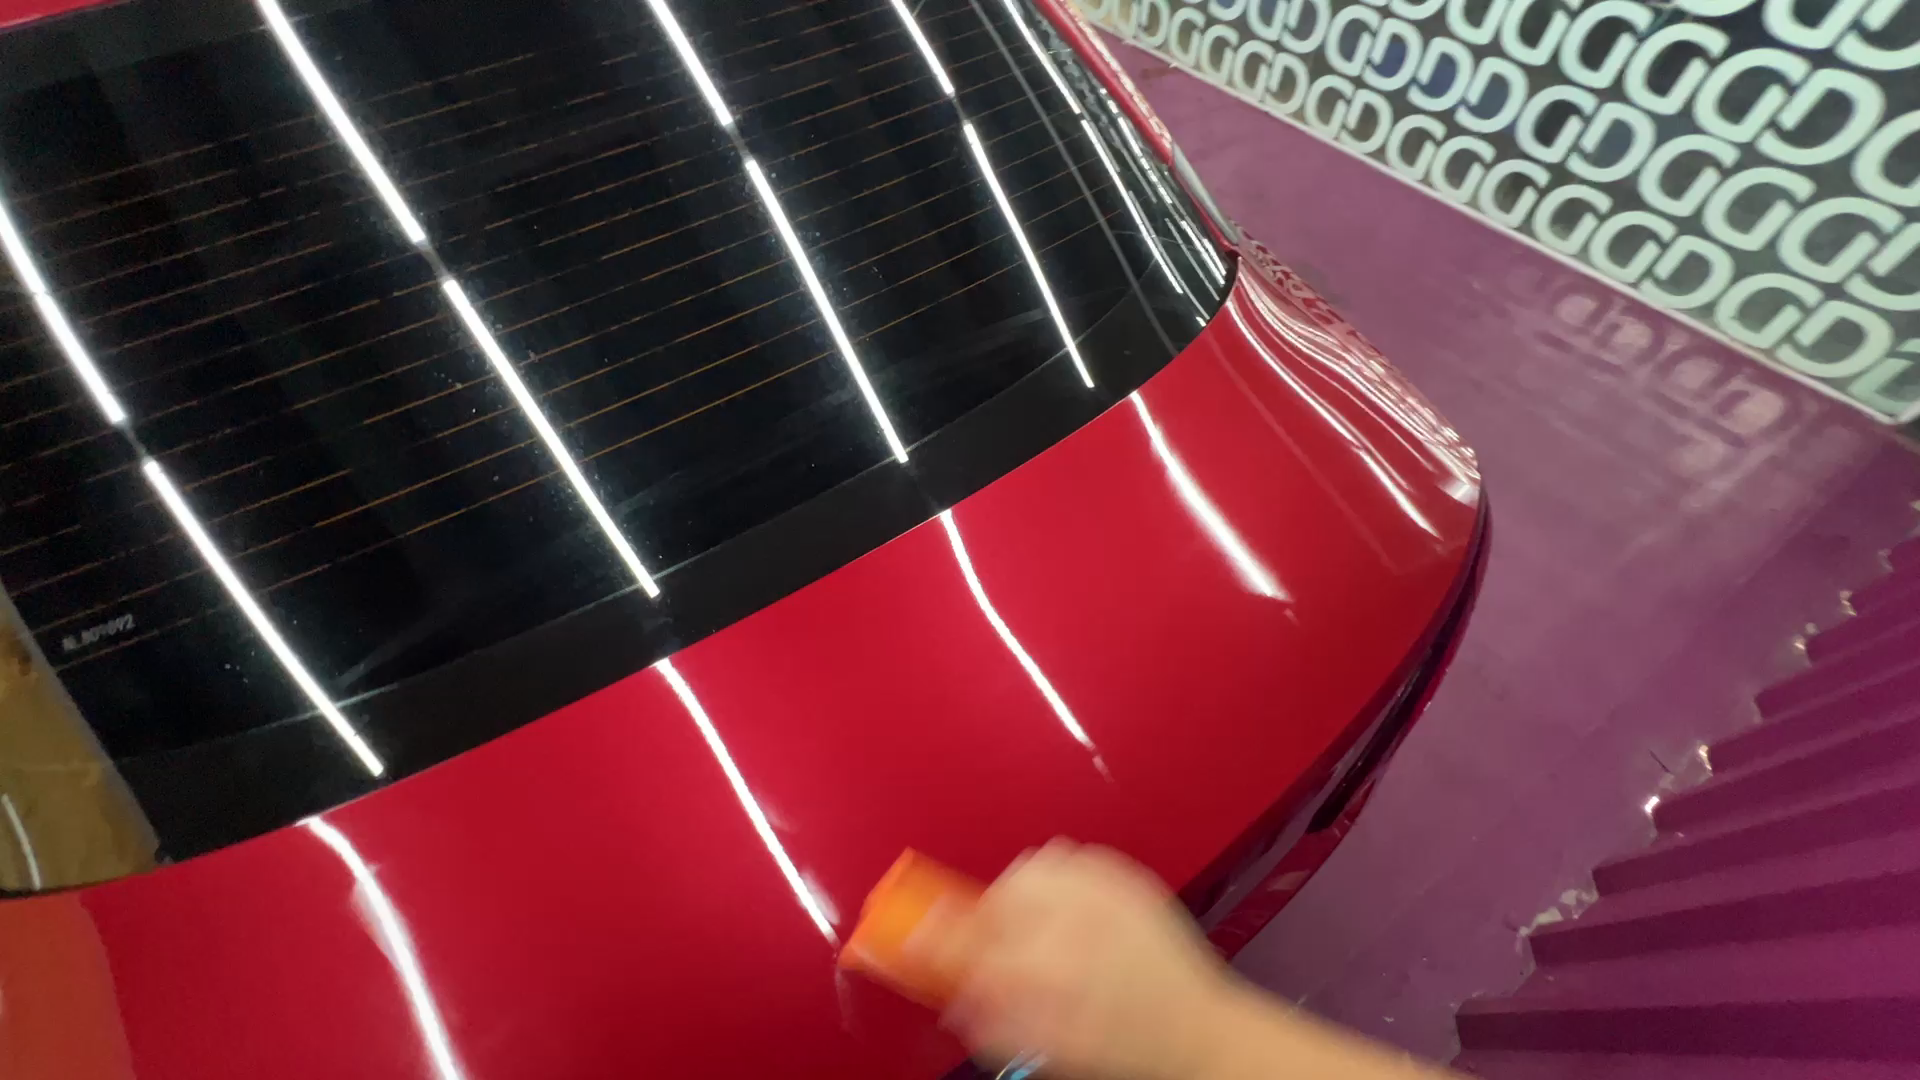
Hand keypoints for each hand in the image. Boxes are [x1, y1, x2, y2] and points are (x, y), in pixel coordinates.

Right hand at [912, 839, 1240, 1079]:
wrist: (1195, 1025)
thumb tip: (952, 996)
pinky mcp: (1118, 871)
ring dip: (1019, 895)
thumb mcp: (1053, 1047)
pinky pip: (1063, 858)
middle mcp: (1077, 921)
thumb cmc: (1132, 1043)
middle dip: (984, 918)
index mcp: (1056, 972)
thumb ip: (994, 1017)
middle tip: (990, 942)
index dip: (932, 935)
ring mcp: (1101, 889)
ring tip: (1036, 925)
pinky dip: (1054, 878)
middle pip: (997, 897)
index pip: (971, 942)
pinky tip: (1067, 909)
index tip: (907, 930)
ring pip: (1027, 870)